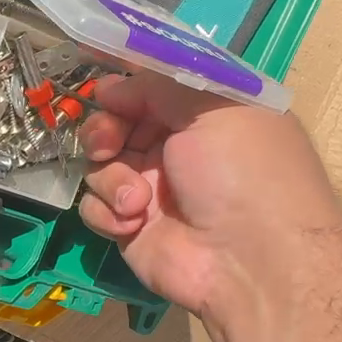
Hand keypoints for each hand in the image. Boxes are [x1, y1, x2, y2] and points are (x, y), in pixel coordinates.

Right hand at [77, 72, 341, 341]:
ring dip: (111, 179)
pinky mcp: (128, 225)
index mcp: (204, 116)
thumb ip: (160, 86)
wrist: (246, 258)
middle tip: (108, 144)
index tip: (101, 92)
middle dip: (105, 132)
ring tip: (137, 200)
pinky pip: (95, 207)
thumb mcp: (213, 108)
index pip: (150, 90)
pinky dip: (106, 213)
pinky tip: (131, 223)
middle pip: (116, 126)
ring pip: (99, 167)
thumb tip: (113, 83)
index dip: (122, 89)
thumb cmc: (241, 172)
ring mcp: (150, 189)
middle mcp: (176, 150)